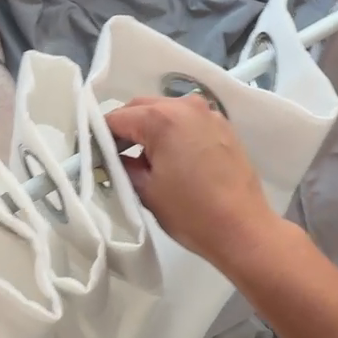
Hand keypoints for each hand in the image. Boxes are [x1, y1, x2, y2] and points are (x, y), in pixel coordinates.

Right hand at [104, 95, 280, 272]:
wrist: (245, 231)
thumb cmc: (192, 213)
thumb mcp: (146, 191)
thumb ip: (122, 166)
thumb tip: (112, 159)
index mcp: (161, 118)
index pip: (117, 118)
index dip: (100, 136)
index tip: (93, 153)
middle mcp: (184, 106)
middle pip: (141, 107)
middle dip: (125, 128)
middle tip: (115, 156)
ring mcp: (207, 114)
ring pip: (165, 111)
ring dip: (150, 128)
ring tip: (144, 158)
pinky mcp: (223, 126)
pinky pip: (187, 120)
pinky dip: (174, 131)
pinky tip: (172, 157)